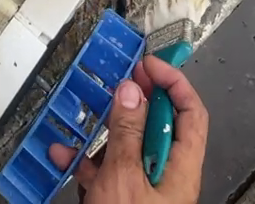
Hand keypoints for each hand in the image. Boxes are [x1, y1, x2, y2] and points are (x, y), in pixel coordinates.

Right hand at [47, 55, 207, 202]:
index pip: (191, 113)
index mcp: (180, 168)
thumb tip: (133, 91)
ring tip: (83, 113)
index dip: (174, 82)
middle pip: (156, 125)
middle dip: (133, 100)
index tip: (147, 64)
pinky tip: (63, 154)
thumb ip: (127, 132)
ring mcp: (143, 190)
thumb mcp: (124, 178)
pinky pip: (106, 171)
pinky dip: (85, 160)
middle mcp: (166, 176)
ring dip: (102, 129)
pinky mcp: (121, 202)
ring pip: (127, 146)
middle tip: (115, 80)